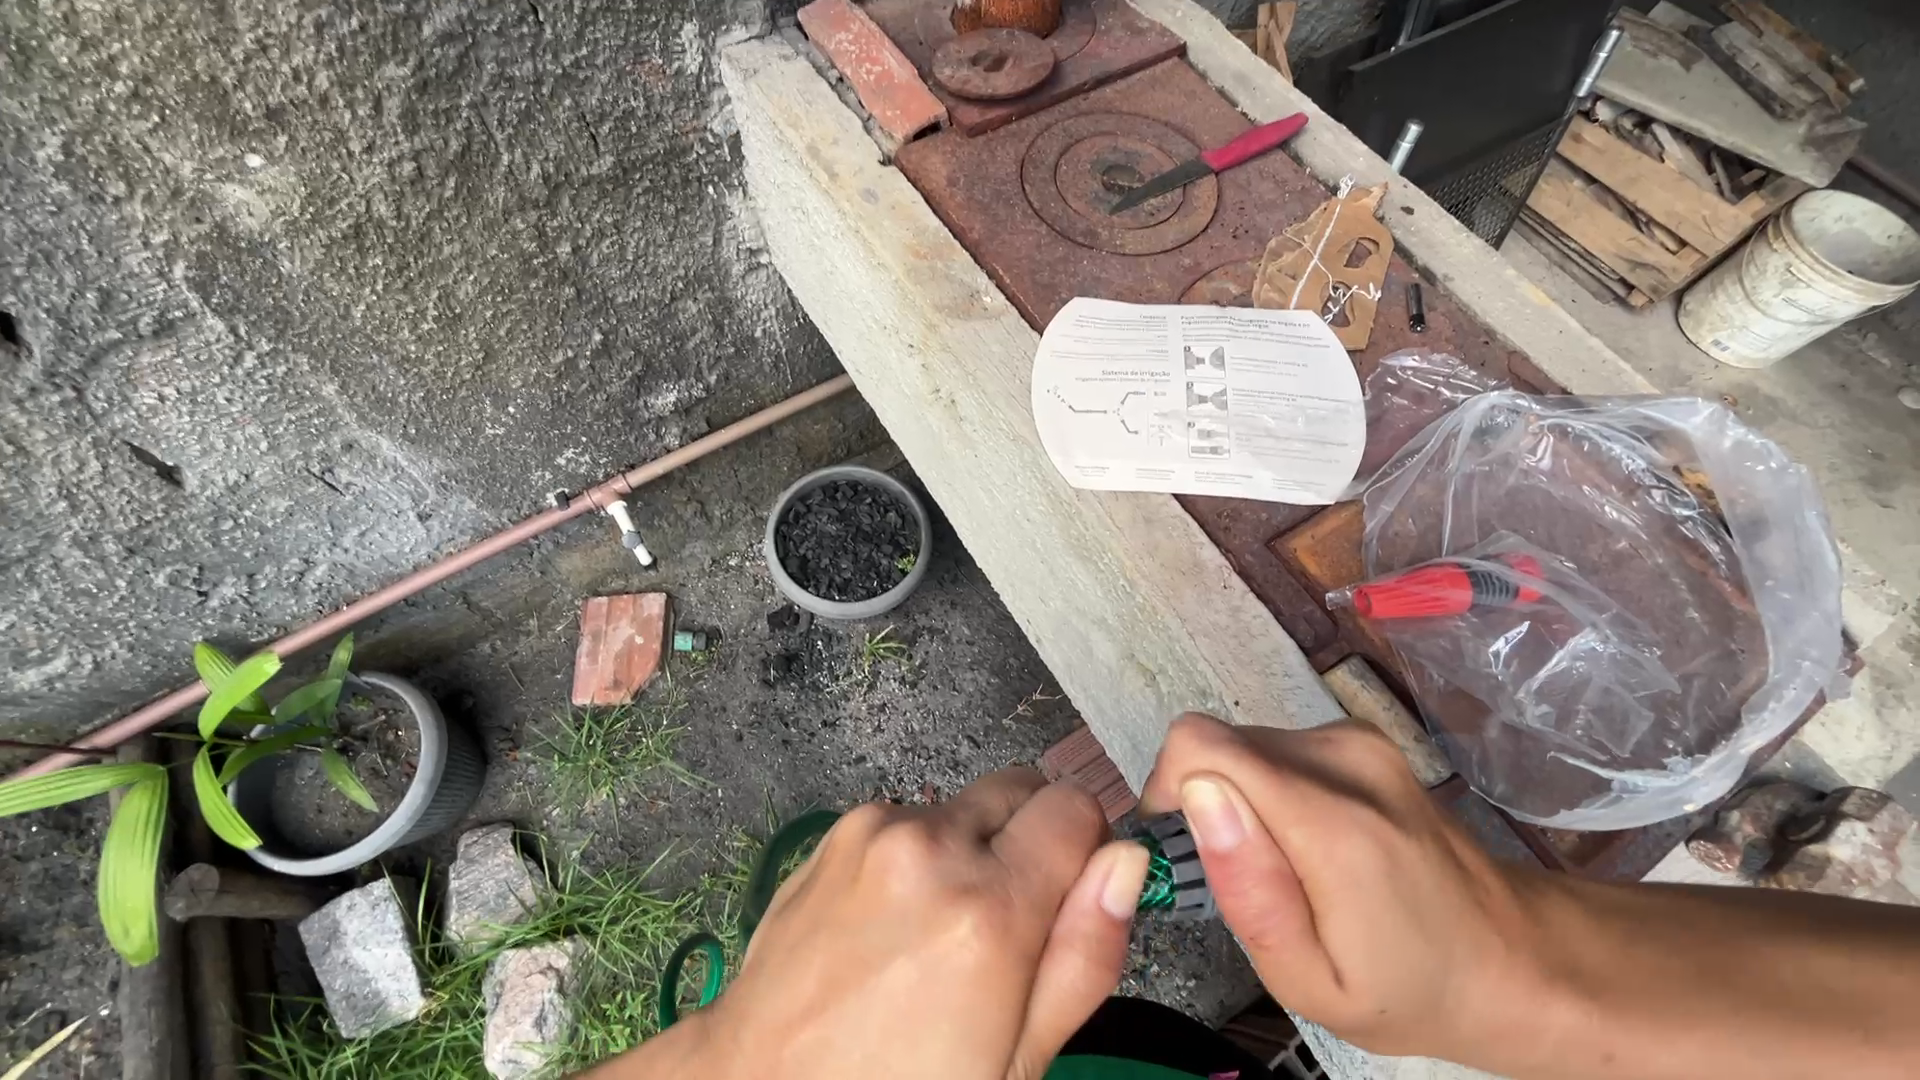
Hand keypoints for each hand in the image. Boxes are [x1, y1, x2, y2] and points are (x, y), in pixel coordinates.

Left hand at [612, 768, 1149, 1079]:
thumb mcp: (1016, 1063)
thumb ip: (1084, 955)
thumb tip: (1125, 859)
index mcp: (987, 910)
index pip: (1075, 807)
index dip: (1087, 847)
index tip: (1069, 894)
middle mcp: (931, 845)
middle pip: (1023, 788)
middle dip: (1032, 837)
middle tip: (1006, 919)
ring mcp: (876, 828)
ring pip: (966, 805)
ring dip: (972, 847)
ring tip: (937, 927)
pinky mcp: (838, 827)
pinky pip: (912, 816)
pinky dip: (922, 851)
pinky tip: (893, 916)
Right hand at [1140, 713, 1560, 1065]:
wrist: (1510, 956)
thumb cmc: (1404, 987)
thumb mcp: (1309, 982)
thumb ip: (1247, 889)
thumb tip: (1196, 794)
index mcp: (1332, 819)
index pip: (1200, 746)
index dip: (1167, 788)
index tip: (1182, 846)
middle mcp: (1342, 755)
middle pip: (1214, 744)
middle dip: (1201, 800)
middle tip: (1237, 871)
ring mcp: (1355, 737)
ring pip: (1238, 742)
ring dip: (1232, 794)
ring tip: (1275, 859)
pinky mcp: (1358, 734)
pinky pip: (1270, 745)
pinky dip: (1261, 785)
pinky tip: (1298, 836)